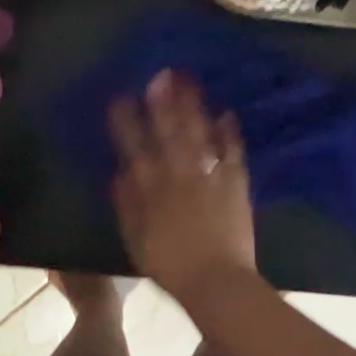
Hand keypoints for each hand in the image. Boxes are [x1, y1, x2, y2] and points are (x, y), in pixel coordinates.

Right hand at [109, 69, 256, 300]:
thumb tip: (119, 175)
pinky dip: (229, 132)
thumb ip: (127, 206)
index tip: (121, 98)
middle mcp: (179, 175)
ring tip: (189, 82)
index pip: (134, 147)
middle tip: (161, 74)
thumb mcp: (136, 240)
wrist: (216, 281)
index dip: (127, 122)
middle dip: (163, 102)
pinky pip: (232, 152)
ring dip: (193, 107)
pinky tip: (226, 113)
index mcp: (151, 189)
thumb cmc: (171, 266)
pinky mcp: (236, 184)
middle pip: (169, 132)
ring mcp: (210, 176)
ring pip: (199, 134)